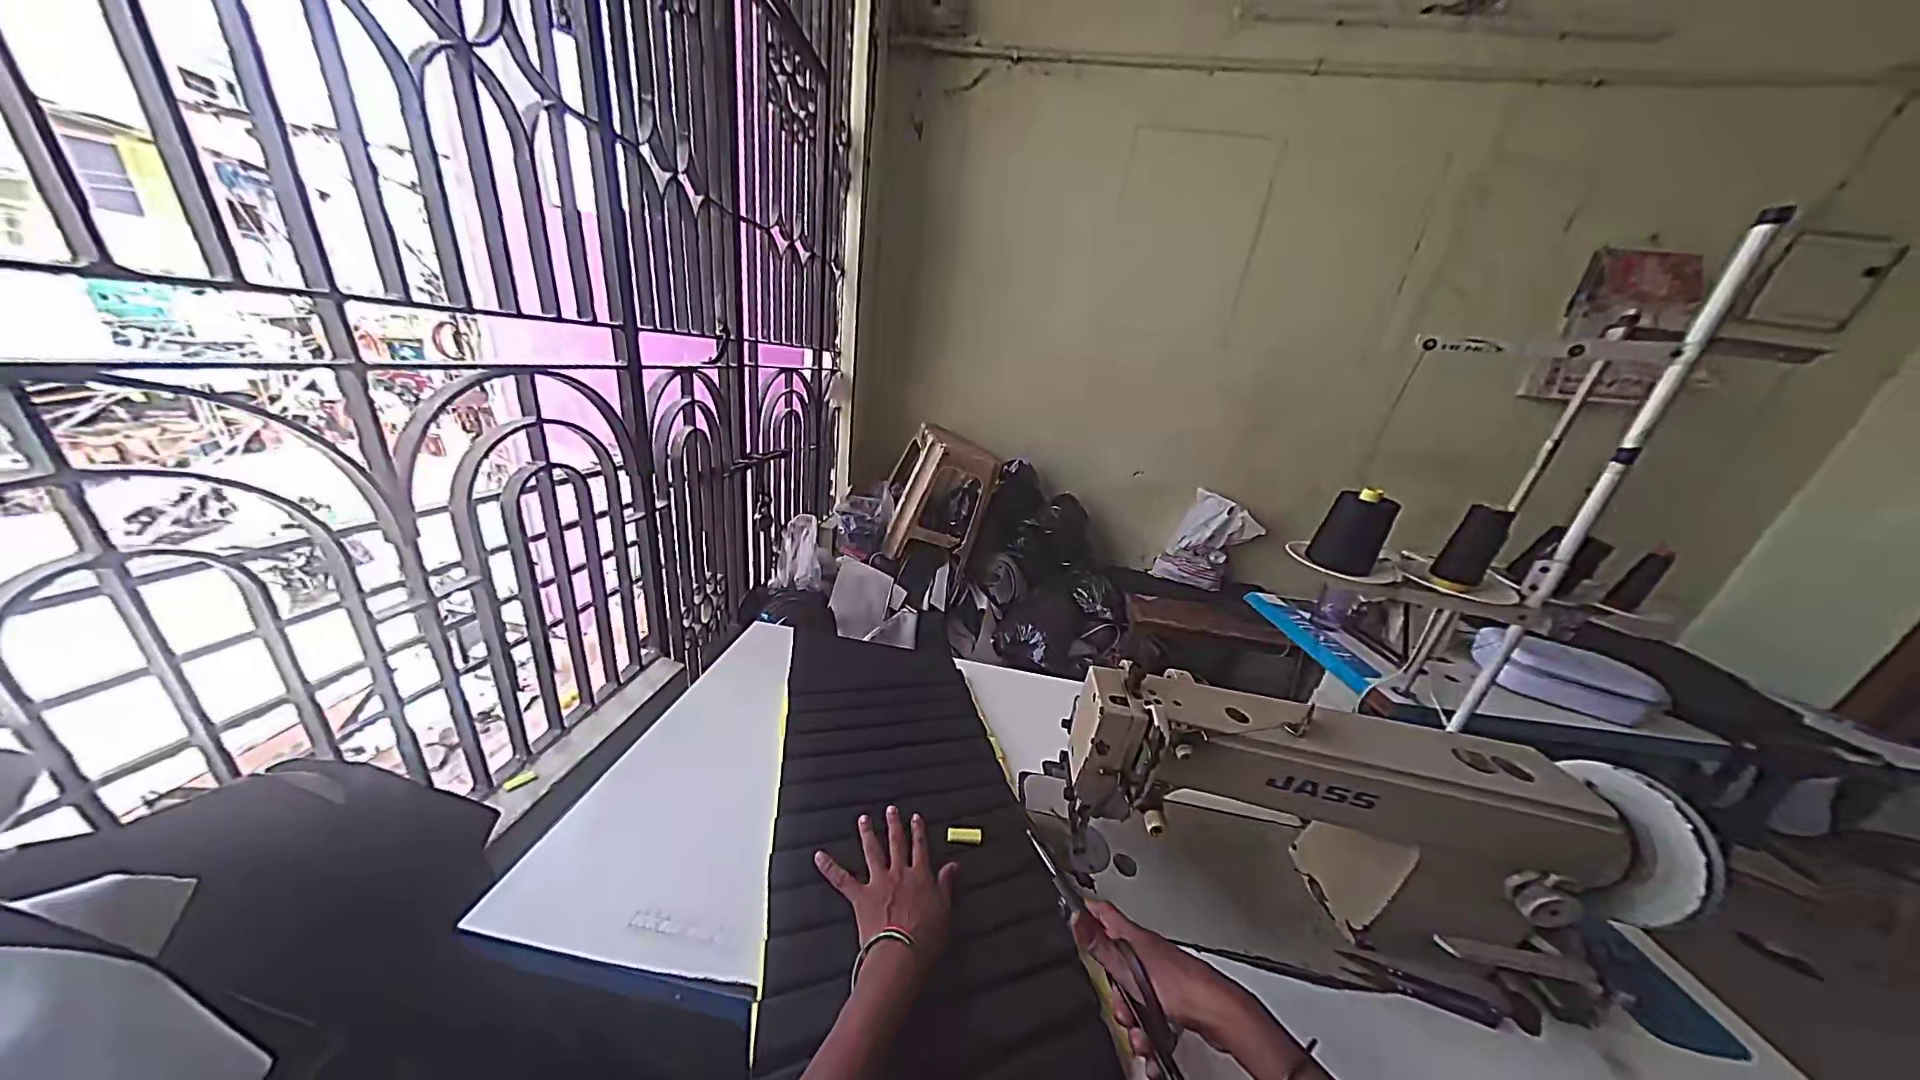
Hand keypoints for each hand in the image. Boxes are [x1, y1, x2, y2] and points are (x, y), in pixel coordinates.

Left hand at [815, 805, 959, 973]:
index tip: (915, 818)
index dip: (918, 831)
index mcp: (920, 876)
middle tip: (890, 810)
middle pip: (896, 843)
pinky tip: (820, 857)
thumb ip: (947, 884)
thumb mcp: (945, 908)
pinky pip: (842, 879)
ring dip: (867, 834)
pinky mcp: (861, 897)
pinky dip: (830, 867)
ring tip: (863, 820)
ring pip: (872, 852)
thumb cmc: (925, 937)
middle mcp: (899, 873)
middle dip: (893, 824)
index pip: (920, 847)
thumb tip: (953, 866)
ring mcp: (878, 883)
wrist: (902, 953)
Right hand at [1072, 898, 1260, 1057]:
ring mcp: (1160, 975)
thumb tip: (1075, 918)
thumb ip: (1099, 944)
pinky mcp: (1172, 998)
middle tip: (1117, 1001)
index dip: (1089, 909)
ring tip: (1138, 1030)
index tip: (1076, 908)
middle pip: (1115, 962)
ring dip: (1131, 1016)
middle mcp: (1146, 952)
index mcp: (1133, 937)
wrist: (1216, 1012)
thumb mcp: (1127, 966)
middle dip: (1111, 987)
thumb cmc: (1179, 984)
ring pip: (1132, 993)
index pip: (1105, 913)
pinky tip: (1151, 1040)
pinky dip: (1148, 1029)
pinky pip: (1150, 1013)